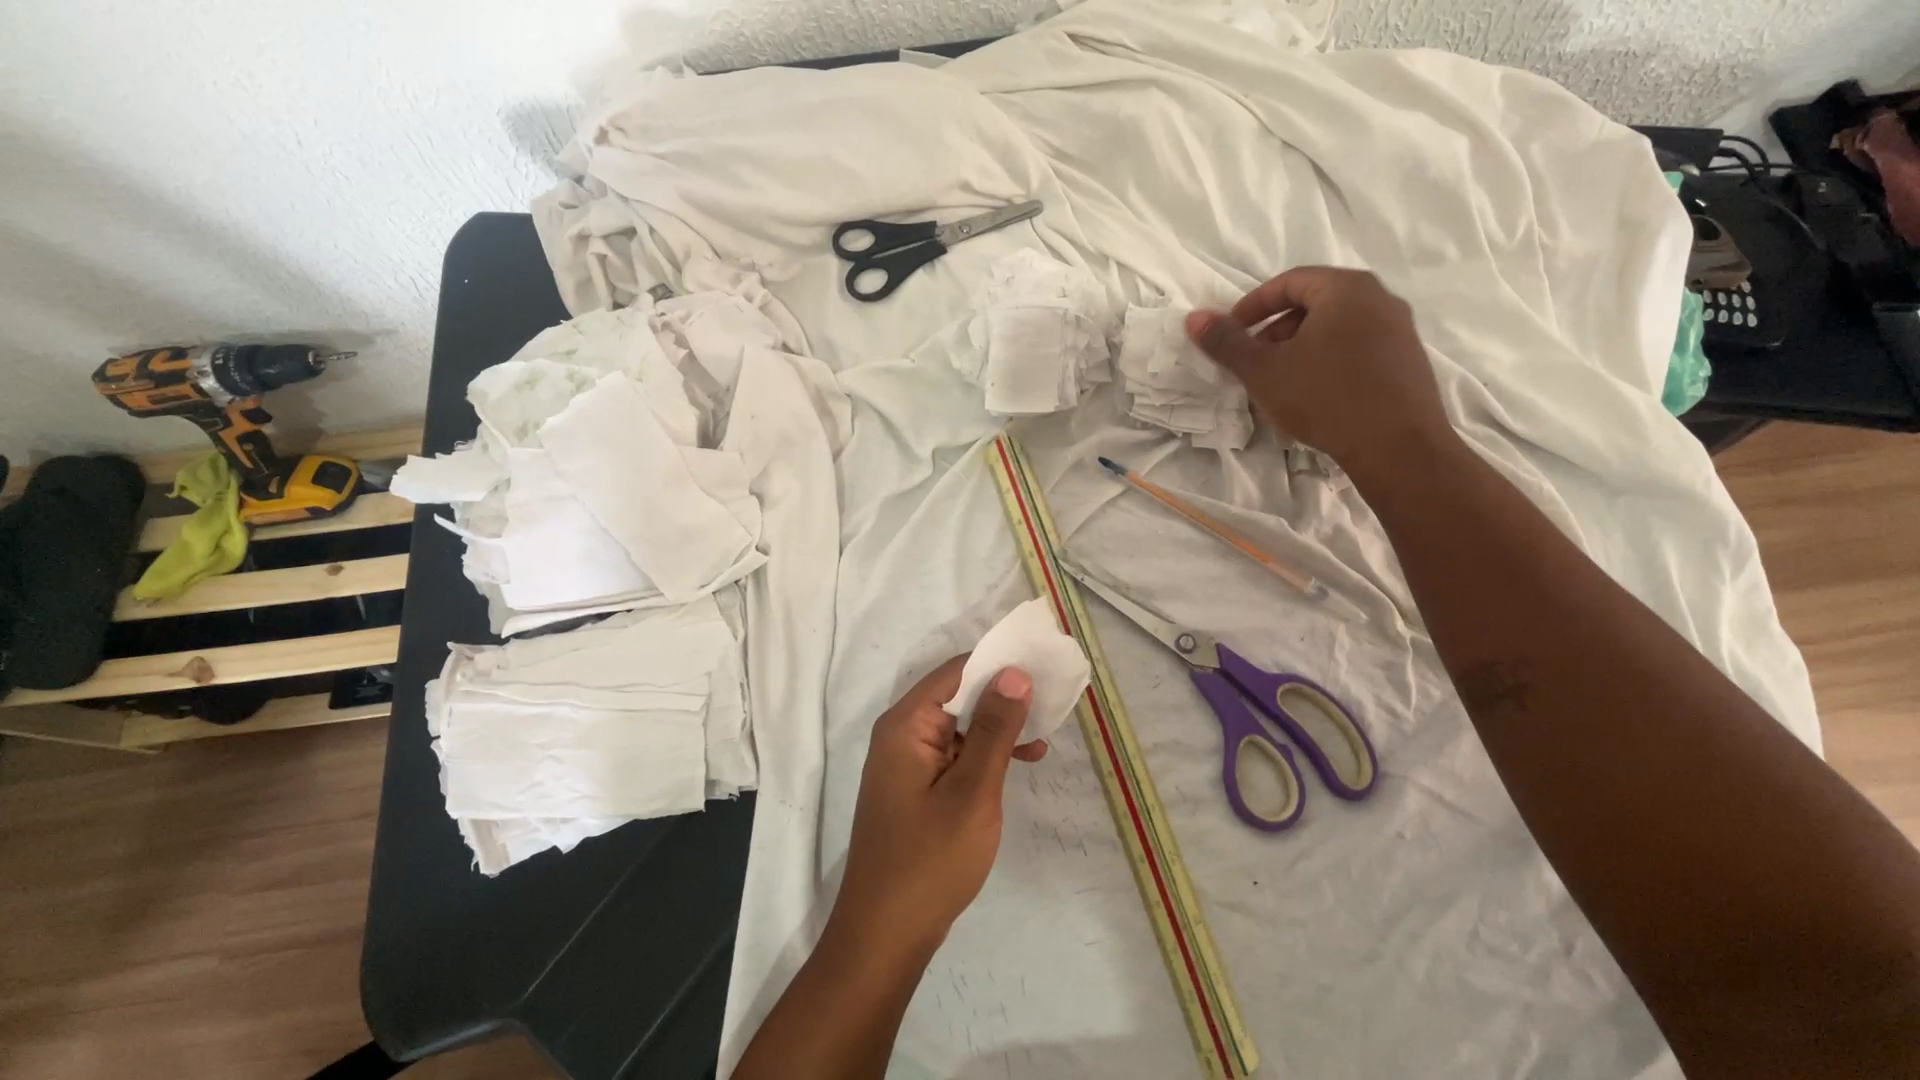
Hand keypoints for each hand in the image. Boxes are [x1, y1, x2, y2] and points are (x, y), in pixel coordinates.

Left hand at [829, 656, 1047, 960]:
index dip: (1000, 663)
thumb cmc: (930, 860)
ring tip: (1045, 737)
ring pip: (958, 725)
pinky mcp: (915, 788)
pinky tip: (1020, 763)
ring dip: (998, 727)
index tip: (1045, 665)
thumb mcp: (973, 791)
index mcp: (906, 725)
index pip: (956, 671)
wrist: (885, 933)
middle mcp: (900, 734)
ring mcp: (905, 763)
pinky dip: (985, 754)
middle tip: (1054, 700)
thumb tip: (1014, 673)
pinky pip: (953, 754)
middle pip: (956, 695)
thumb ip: (994, 729)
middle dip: (1003, 694)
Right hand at [1186, 267, 1454, 475]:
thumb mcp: (1264, 371)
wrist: (1398, 447)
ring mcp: (1400, 330)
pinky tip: (1317, 395)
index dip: (1253, 306)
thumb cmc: (1325, 398)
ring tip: (1283, 381)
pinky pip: (1360, 348)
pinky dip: (1331, 360)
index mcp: (1345, 288)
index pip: (1289, 281)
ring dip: (1303, 346)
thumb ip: (1227, 342)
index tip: (1232, 334)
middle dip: (1277, 328)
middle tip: (1256, 360)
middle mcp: (1379, 298)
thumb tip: (1195, 318)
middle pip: (1316, 302)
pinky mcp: (1409, 361)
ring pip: (1338, 326)